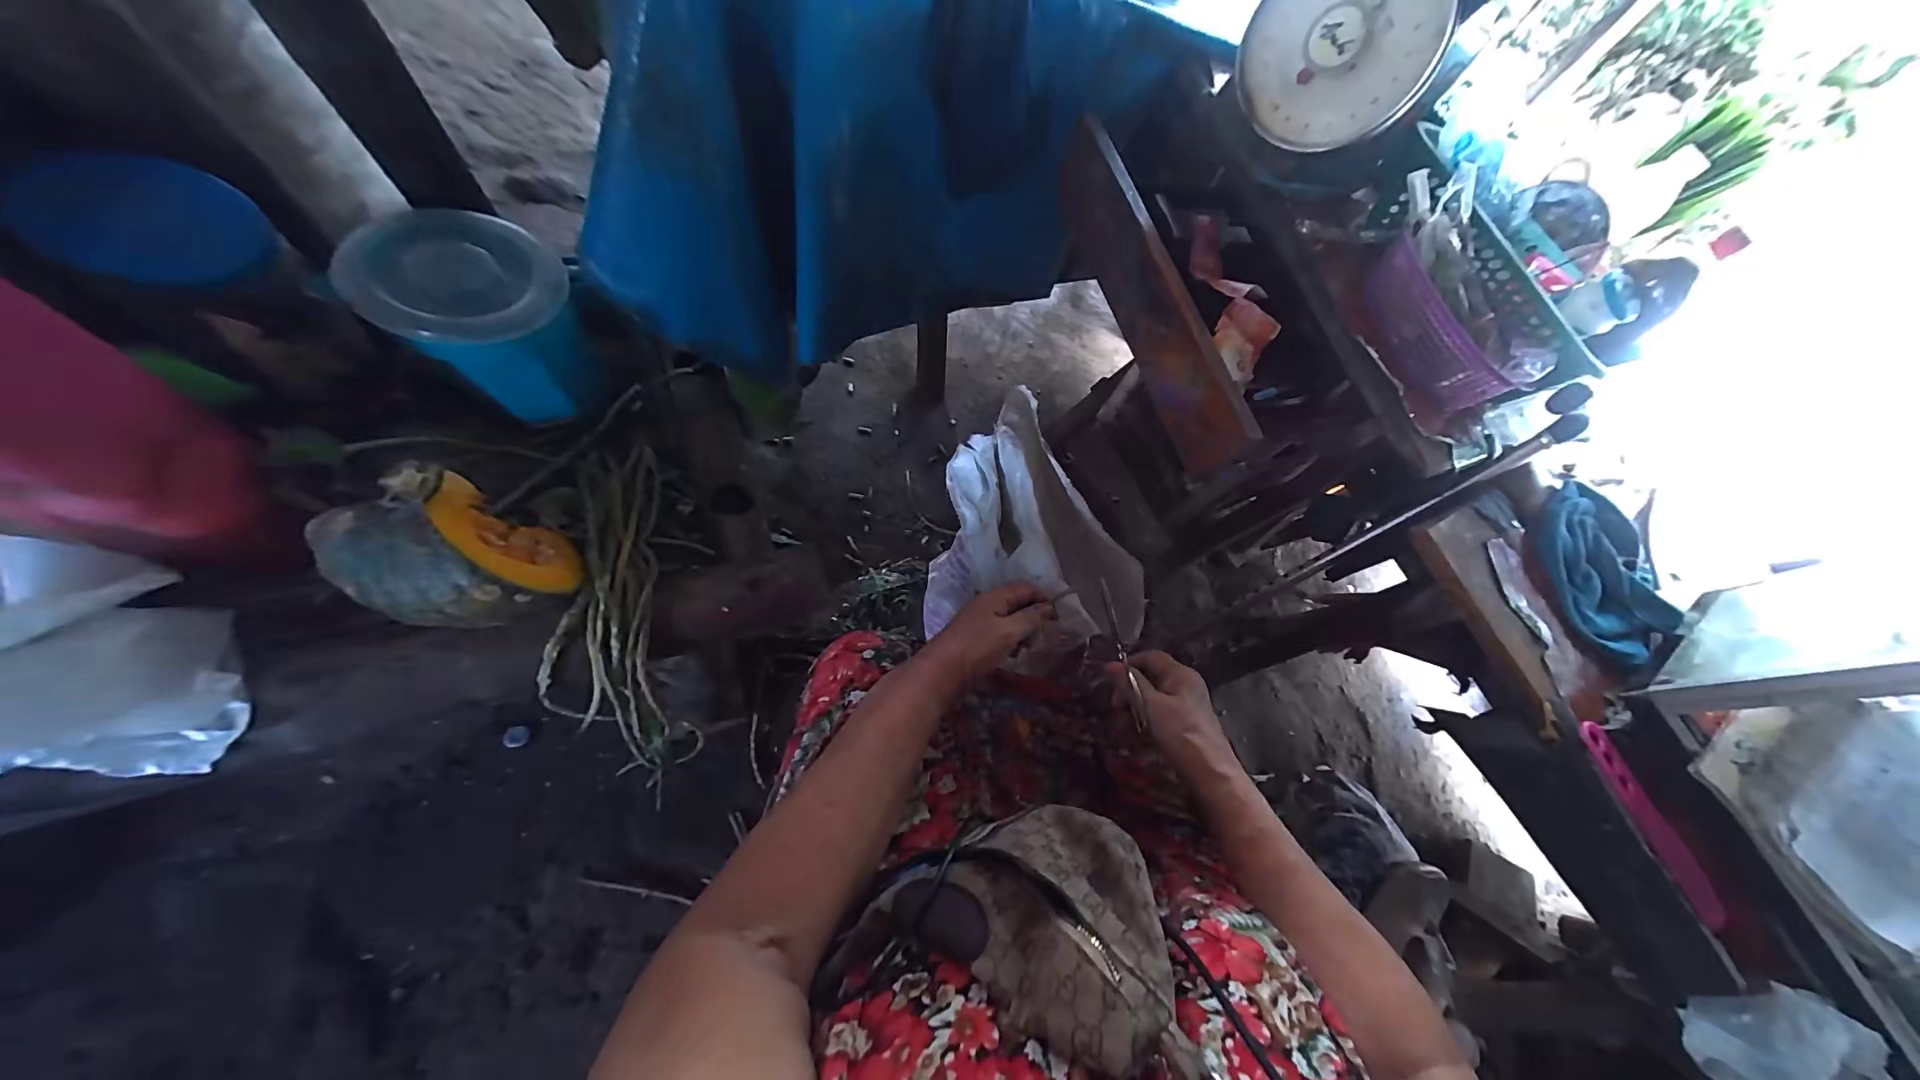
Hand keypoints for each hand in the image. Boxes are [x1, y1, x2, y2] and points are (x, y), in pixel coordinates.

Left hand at [921, 584, 1056, 687]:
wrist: (942, 671)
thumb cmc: (977, 648)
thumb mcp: (1009, 631)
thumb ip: (1030, 618)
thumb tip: (1048, 607)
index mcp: (994, 597)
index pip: (1025, 588)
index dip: (1044, 598)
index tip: (1059, 615)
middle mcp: (986, 605)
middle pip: (1017, 603)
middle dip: (1034, 615)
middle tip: (1046, 633)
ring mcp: (979, 621)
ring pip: (1009, 619)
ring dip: (1023, 630)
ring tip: (1030, 646)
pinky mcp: (975, 639)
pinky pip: (1000, 633)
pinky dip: (1011, 640)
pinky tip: (1014, 654)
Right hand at [1106, 651, 1238, 784]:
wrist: (1211, 774)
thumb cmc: (1181, 734)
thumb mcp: (1151, 706)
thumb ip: (1130, 684)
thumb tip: (1110, 664)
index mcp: (1180, 674)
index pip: (1150, 657)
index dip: (1128, 665)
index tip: (1110, 683)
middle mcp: (1184, 686)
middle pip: (1148, 679)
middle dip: (1128, 693)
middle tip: (1116, 710)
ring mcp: (1184, 706)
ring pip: (1150, 700)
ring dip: (1132, 711)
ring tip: (1123, 729)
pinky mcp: (1182, 725)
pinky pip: (1157, 716)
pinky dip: (1144, 723)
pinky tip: (1136, 738)